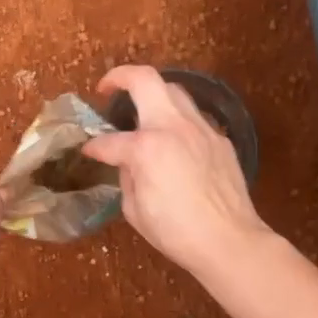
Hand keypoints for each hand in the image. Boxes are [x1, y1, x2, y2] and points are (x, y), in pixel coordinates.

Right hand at [82, 65, 272, 275]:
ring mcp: (201, 129)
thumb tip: (128, 162)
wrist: (229, 240)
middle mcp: (174, 126)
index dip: (94, 147)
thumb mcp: (135, 210)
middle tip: (107, 88)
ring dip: (153, 94)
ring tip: (143, 111)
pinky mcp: (220, 139)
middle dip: (120, 77)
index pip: (109, 141)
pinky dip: (177, 121)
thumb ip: (127, 177)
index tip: (88, 151)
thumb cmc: (176, 232)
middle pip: (145, 79)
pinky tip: (174, 141)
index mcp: (146, 147)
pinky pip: (194, 118)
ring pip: (174, 91)